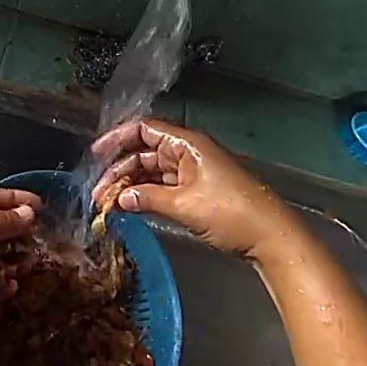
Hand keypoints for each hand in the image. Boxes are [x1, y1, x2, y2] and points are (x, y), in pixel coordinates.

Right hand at [90, 119, 297, 257]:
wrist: (270, 235)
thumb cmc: (231, 212)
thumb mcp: (184, 205)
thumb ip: (148, 198)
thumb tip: (119, 199)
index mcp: (187, 143)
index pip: (144, 130)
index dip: (118, 139)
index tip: (96, 155)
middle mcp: (188, 151)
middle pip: (145, 152)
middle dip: (120, 170)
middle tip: (98, 192)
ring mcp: (193, 171)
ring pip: (153, 171)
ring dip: (131, 185)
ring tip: (108, 203)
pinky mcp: (196, 190)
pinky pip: (164, 185)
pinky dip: (146, 194)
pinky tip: (130, 206)